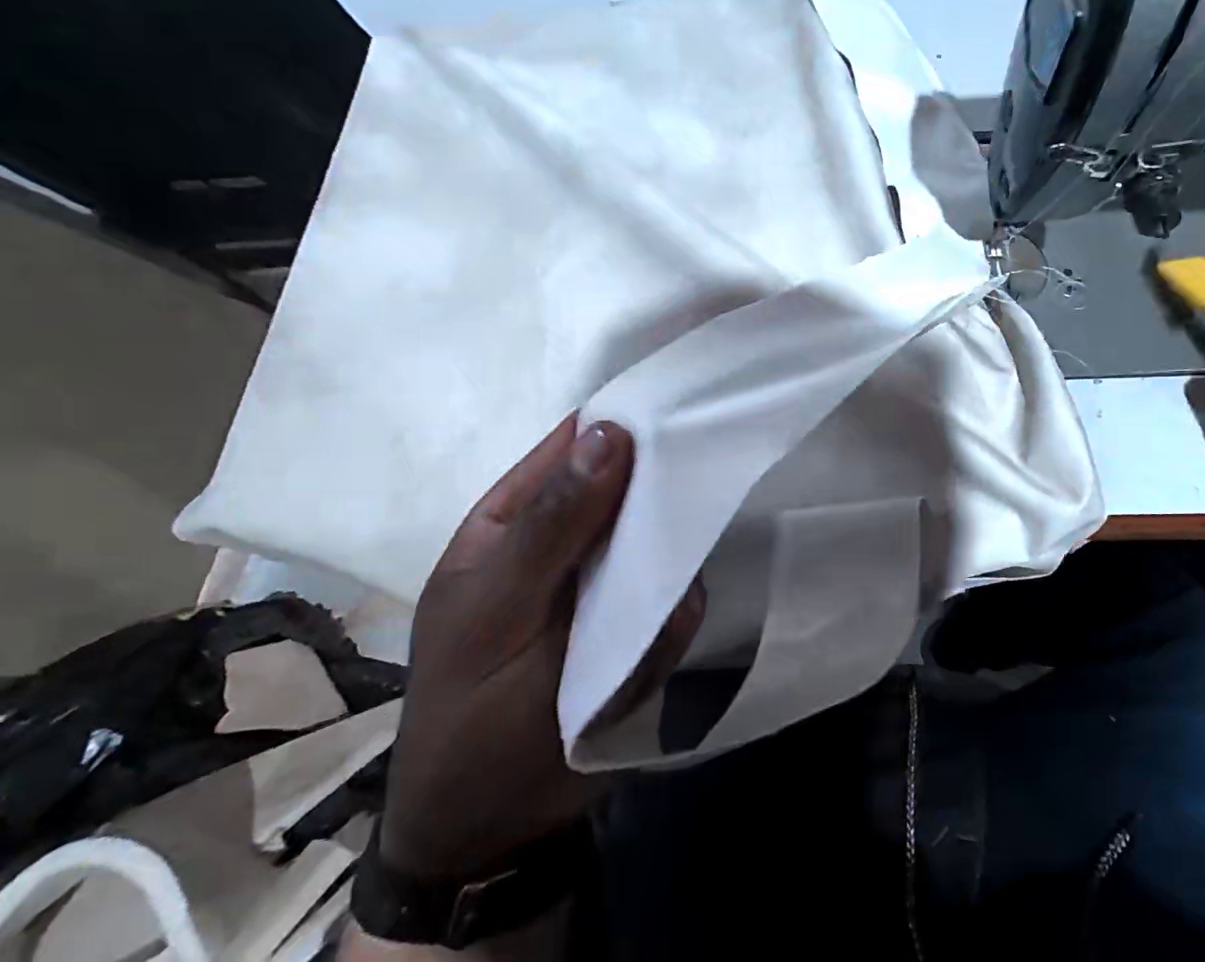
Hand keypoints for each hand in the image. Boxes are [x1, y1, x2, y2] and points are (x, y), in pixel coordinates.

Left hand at [381, 417, 703, 878]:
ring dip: (674, 563)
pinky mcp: (644, 625)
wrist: (493, 825)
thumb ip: (554, 525)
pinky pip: (678, 600)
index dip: (628, 423)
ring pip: (664, 543)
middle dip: (665, 494)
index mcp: (515, 523)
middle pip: (631, 490)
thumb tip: (611, 432)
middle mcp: (569, 544)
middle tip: (707, 488)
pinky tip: (663, 639)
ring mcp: (609, 587)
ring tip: (673, 587)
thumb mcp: (498, 611)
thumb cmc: (470, 710)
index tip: (692, 406)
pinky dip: (676, 619)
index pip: (575, 446)